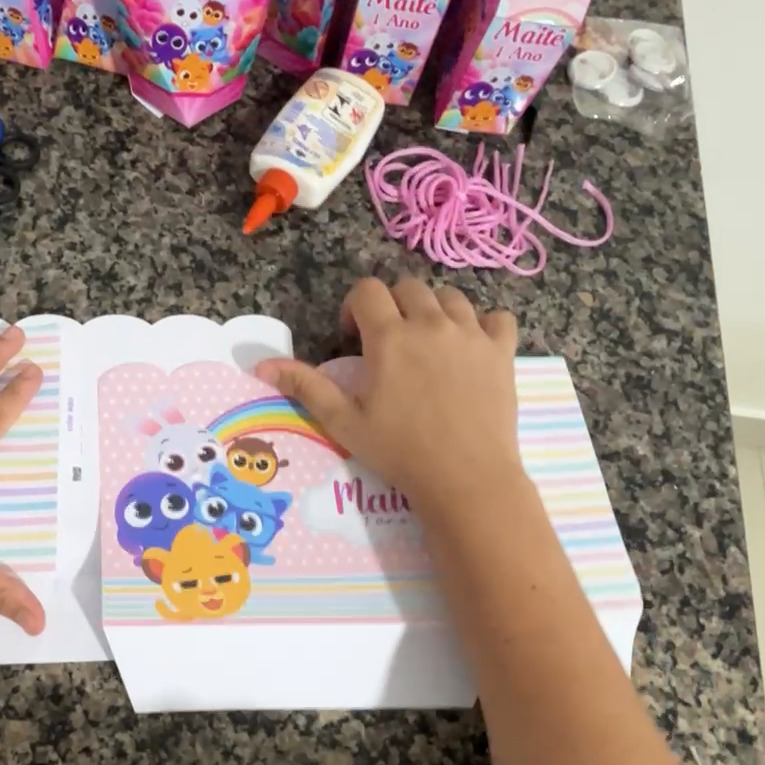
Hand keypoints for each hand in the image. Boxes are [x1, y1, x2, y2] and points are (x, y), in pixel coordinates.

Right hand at [255, 278, 521, 516]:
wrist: (465, 477)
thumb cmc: (398, 452)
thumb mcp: (343, 422)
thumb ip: (305, 386)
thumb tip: (261, 365)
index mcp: (390, 337)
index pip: (368, 290)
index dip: (355, 307)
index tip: (354, 338)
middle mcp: (431, 324)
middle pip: (409, 287)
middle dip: (393, 307)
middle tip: (388, 343)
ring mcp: (472, 334)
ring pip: (451, 298)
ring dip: (433, 312)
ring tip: (427, 345)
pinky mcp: (502, 351)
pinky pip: (497, 318)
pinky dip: (482, 326)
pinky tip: (471, 349)